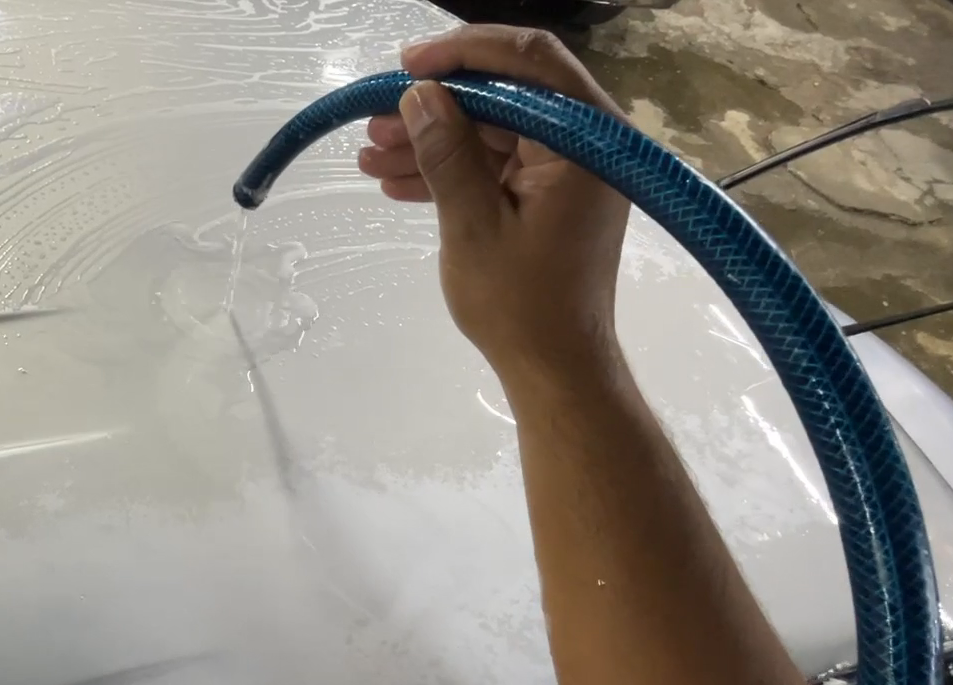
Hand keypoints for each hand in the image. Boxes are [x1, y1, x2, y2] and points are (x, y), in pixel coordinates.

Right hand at [357, 27, 631, 392]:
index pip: (527, 62)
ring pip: (491, 134)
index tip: (405, 65)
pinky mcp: (545, 197)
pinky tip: (398, 183)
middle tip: (374, 121)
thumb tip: (419, 96)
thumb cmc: (517, 304)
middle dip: (435, 106)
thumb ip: (448, 156)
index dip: (462, 53)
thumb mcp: (472, 227)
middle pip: (505, 97)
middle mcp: (583, 141)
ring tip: (369, 157)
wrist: (552, 363)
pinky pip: (493, 168)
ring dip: (431, 143)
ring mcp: (564, 170)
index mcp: (583, 139)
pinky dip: (448, 174)